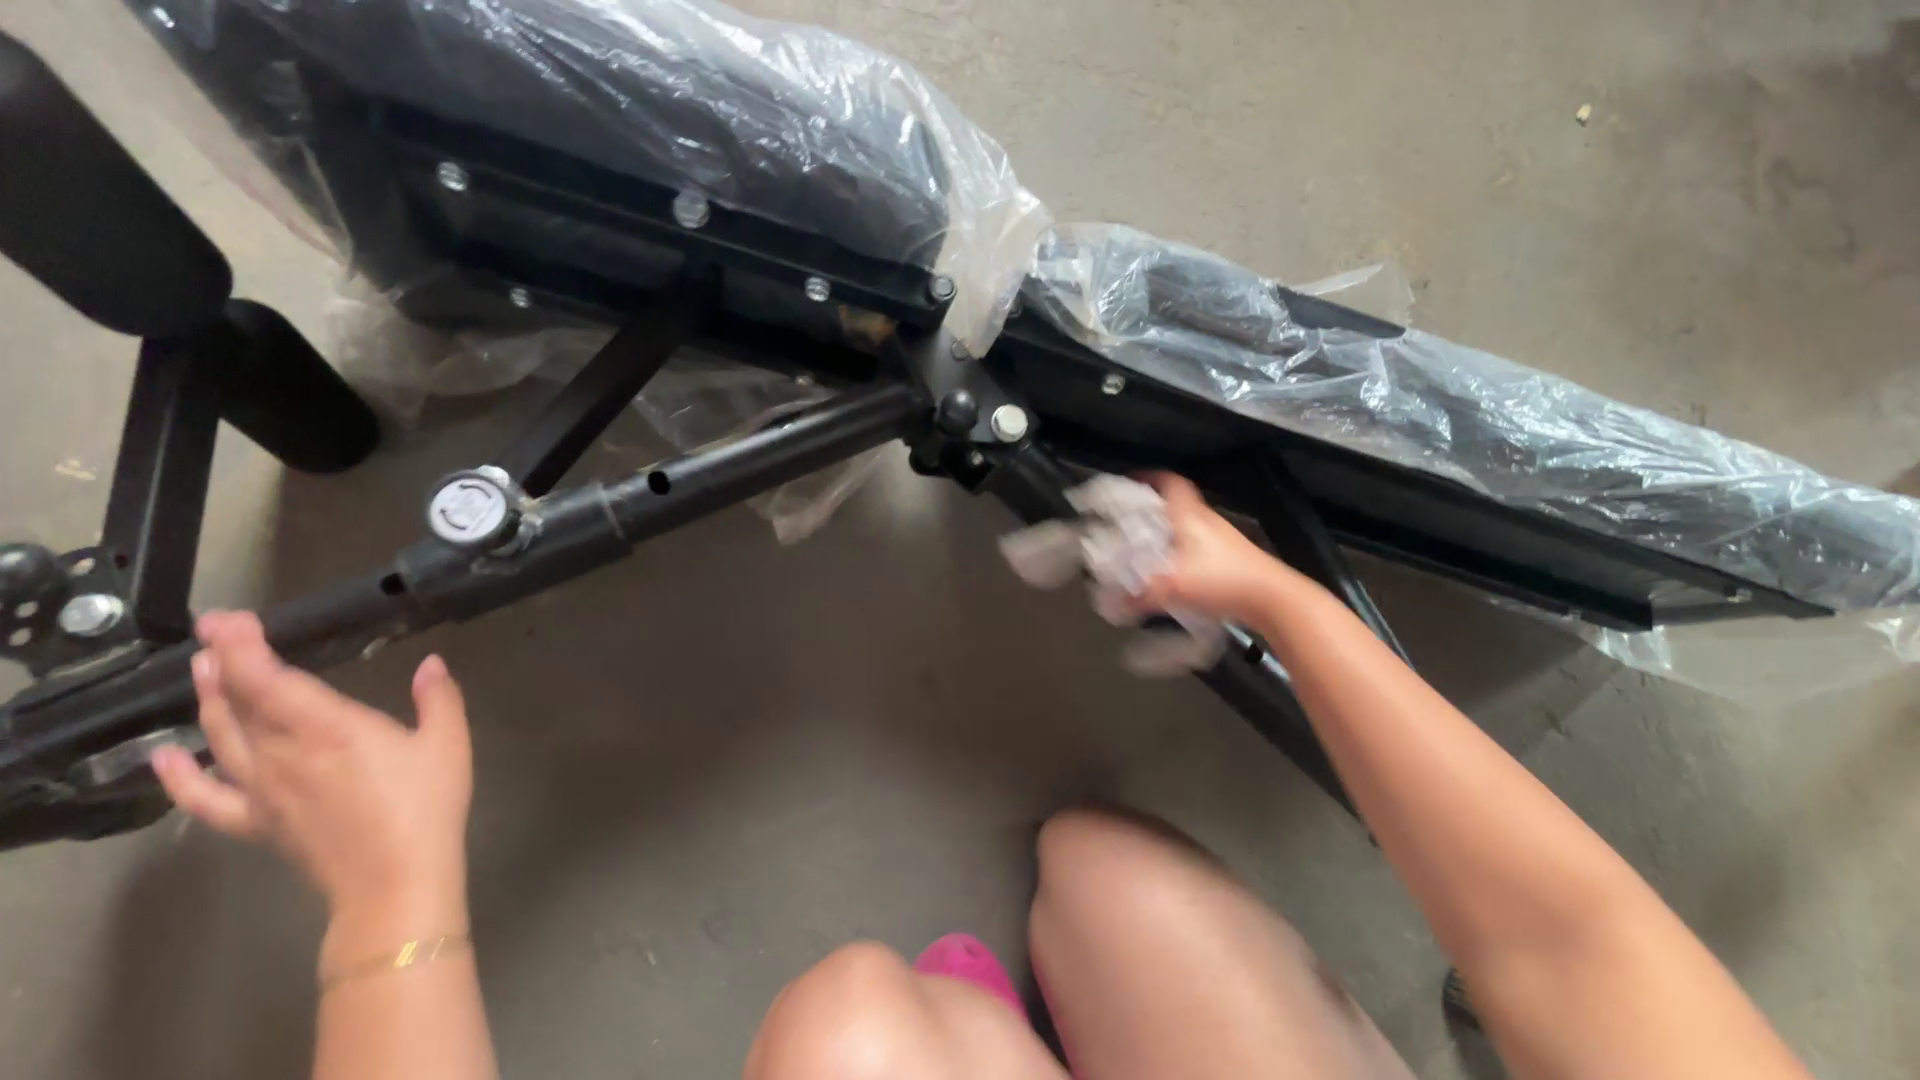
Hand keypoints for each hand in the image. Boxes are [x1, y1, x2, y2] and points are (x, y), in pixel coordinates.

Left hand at [150, 611, 473, 948]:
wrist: (396, 880)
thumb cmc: (426, 806)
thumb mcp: (449, 744)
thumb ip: (439, 699)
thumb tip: (432, 664)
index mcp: (329, 727)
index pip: (269, 678)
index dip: (242, 646)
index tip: (228, 618)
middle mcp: (283, 752)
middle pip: (239, 701)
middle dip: (225, 662)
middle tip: (217, 632)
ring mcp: (262, 789)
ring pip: (221, 736)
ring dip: (207, 701)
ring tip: (201, 670)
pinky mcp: (255, 821)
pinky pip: (205, 797)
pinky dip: (179, 776)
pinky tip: (164, 757)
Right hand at [1133, 472, 1317, 625]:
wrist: (1272, 598)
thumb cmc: (1222, 580)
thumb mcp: (1174, 586)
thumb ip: (1139, 595)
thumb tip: (1113, 603)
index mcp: (1190, 515)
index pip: (1170, 482)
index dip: (1149, 477)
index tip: (1128, 483)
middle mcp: (1206, 520)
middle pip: (1175, 503)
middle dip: (1150, 507)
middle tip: (1126, 518)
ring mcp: (1221, 538)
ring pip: (1187, 525)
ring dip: (1166, 530)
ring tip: (1143, 545)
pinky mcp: (1230, 558)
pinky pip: (1197, 545)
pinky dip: (1180, 550)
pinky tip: (1171, 570)